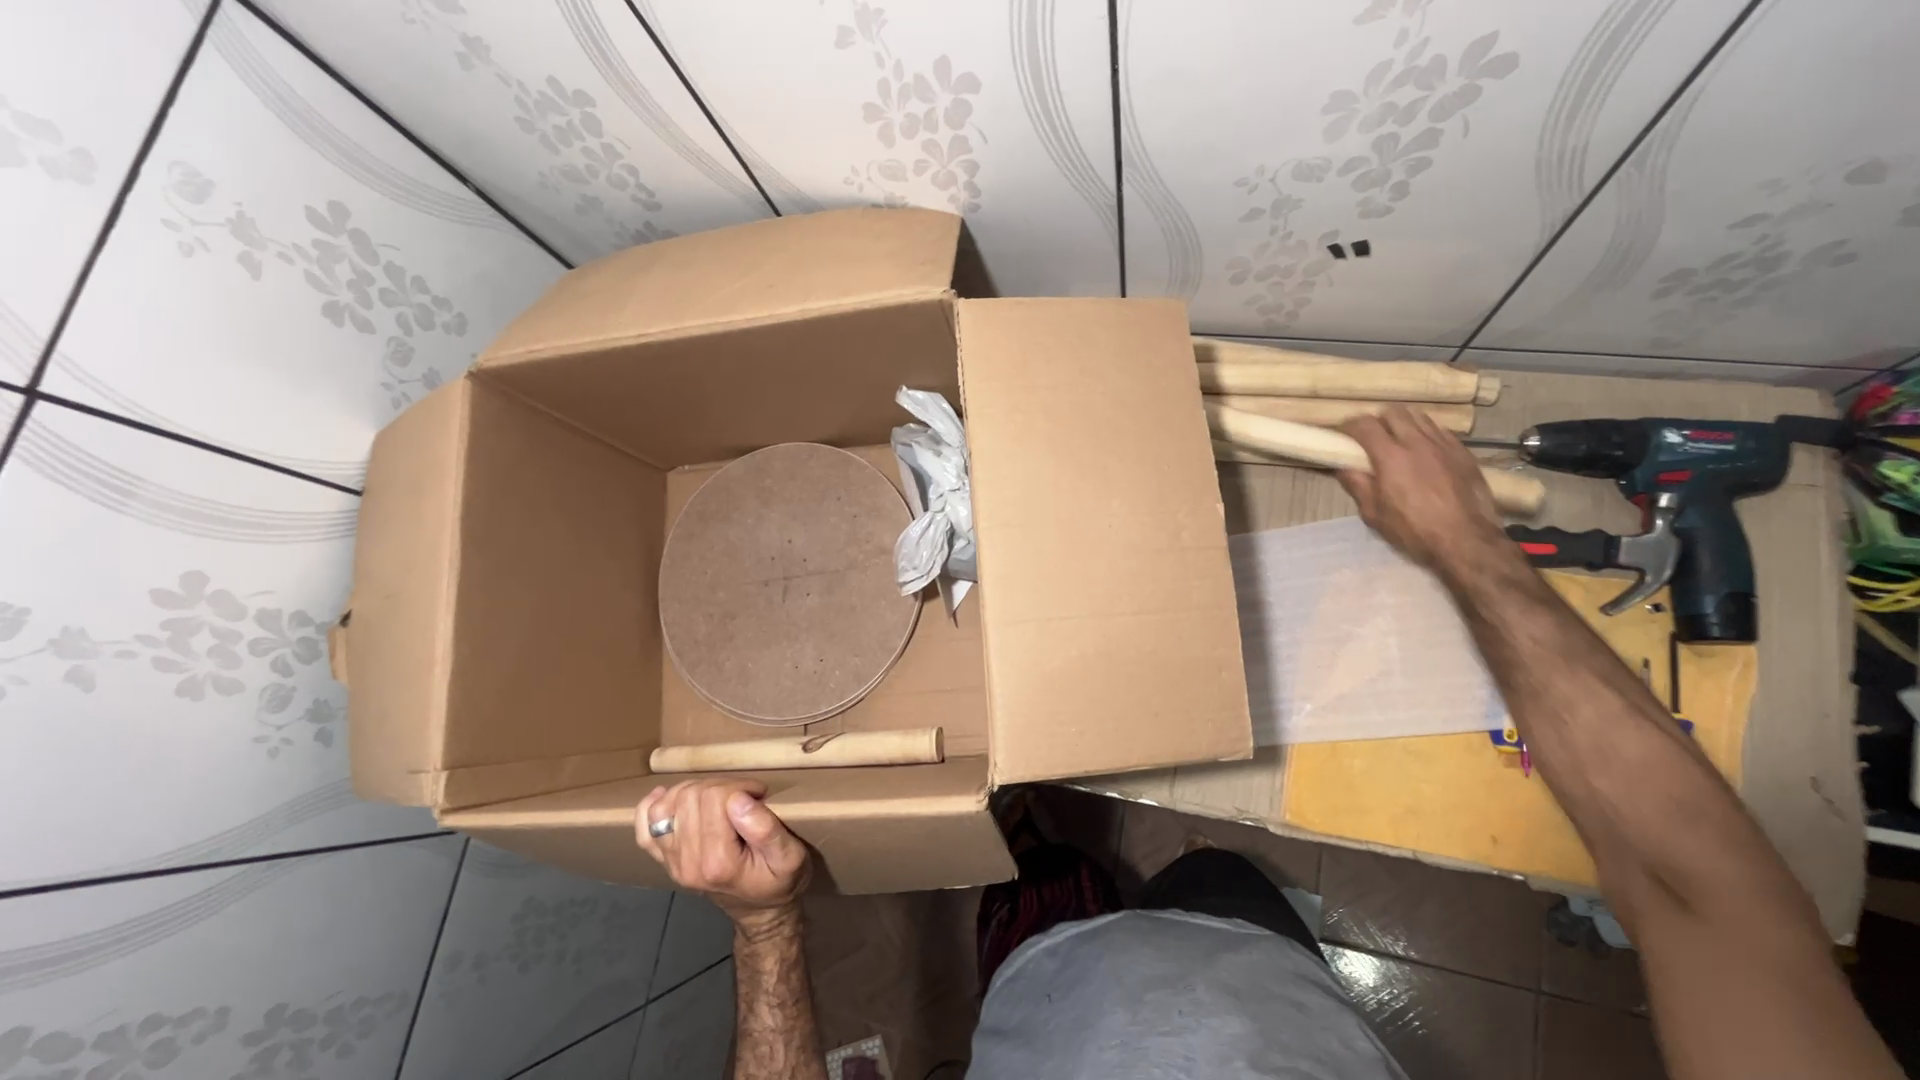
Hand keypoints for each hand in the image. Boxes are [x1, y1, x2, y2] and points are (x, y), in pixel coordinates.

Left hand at [635, 779, 810, 936]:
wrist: (759, 911)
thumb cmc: (779, 882)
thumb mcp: (791, 858)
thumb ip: (767, 830)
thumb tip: (738, 800)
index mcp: (719, 862)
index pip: (716, 799)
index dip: (741, 786)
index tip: (760, 795)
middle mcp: (688, 863)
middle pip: (691, 797)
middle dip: (720, 786)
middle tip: (743, 796)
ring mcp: (672, 862)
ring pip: (668, 803)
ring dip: (694, 790)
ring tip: (719, 798)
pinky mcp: (664, 860)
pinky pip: (644, 826)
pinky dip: (653, 805)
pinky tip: (669, 796)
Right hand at [1336, 406, 1513, 579]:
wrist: (1466, 540)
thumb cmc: (1414, 531)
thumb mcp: (1374, 514)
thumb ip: (1358, 486)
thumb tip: (1344, 469)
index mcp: (1390, 457)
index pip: (1365, 425)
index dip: (1349, 425)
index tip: (1342, 434)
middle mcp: (1417, 442)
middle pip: (1393, 412)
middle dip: (1377, 419)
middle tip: (1371, 436)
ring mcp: (1443, 445)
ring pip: (1419, 417)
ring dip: (1403, 423)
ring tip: (1398, 439)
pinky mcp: (1463, 452)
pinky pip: (1440, 430)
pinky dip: (1426, 433)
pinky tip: (1424, 450)